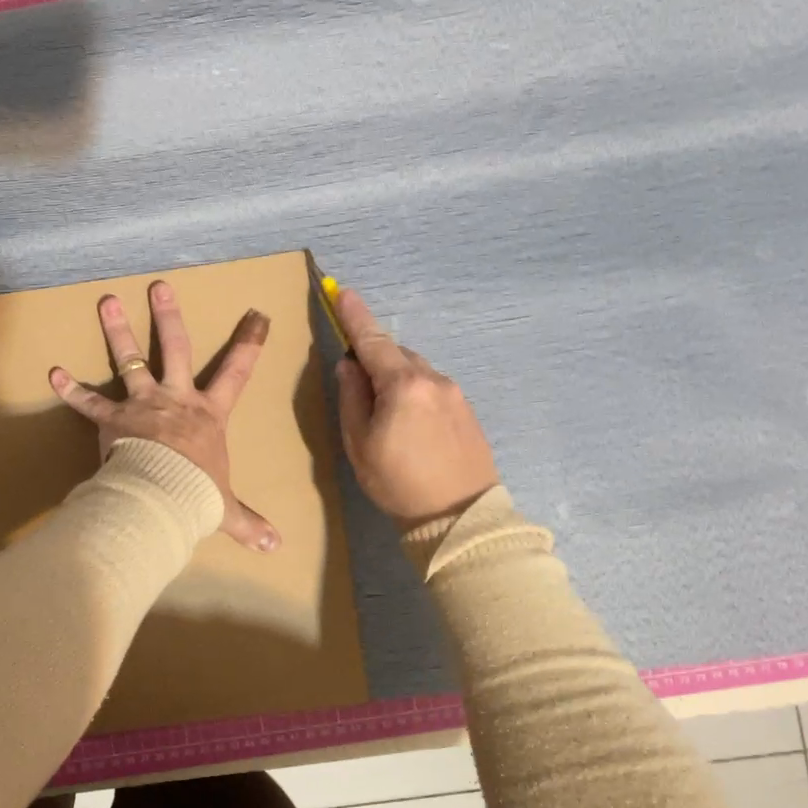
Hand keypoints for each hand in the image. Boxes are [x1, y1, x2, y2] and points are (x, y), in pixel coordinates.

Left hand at [48, 281, 280, 552]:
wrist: (161, 497)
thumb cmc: (195, 496)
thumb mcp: (224, 508)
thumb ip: (248, 523)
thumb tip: (277, 548)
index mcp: (207, 415)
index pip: (236, 373)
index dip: (249, 343)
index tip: (257, 315)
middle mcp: (175, 400)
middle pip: (174, 348)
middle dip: (168, 317)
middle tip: (159, 287)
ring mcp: (141, 404)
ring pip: (129, 359)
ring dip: (117, 330)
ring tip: (107, 301)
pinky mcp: (112, 418)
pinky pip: (87, 401)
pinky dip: (70, 389)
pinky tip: (53, 372)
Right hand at [332, 288, 498, 530]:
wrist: (459, 517)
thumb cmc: (397, 481)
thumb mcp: (359, 442)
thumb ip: (351, 396)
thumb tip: (349, 365)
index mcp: (403, 384)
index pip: (372, 339)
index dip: (353, 315)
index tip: (341, 291)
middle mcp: (433, 379)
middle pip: (395, 355)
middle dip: (374, 361)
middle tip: (355, 388)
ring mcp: (454, 393)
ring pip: (414, 372)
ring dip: (394, 381)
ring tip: (384, 419)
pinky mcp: (466, 410)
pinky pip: (430, 389)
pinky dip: (412, 394)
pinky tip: (408, 427)